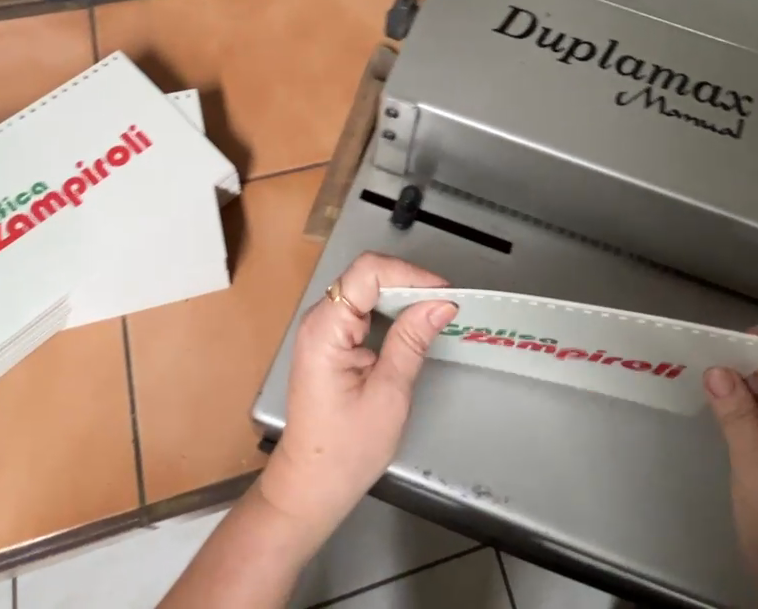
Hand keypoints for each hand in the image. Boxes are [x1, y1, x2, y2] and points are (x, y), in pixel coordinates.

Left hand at [257, 253, 455, 546]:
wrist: (312, 486)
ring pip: (365, 289)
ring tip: (436, 312)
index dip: (408, 273)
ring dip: (402, 295)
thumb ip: (412, 341)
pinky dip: (391, 310)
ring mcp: (322, 330)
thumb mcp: (389, 393)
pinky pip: (362, 309)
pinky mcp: (330, 342)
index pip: (367, 272)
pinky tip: (414, 324)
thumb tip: (441, 303)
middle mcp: (318, 320)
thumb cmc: (347, 449)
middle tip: (446, 304)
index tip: (443, 294)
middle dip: (409, 282)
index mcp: (325, 329)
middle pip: (365, 276)